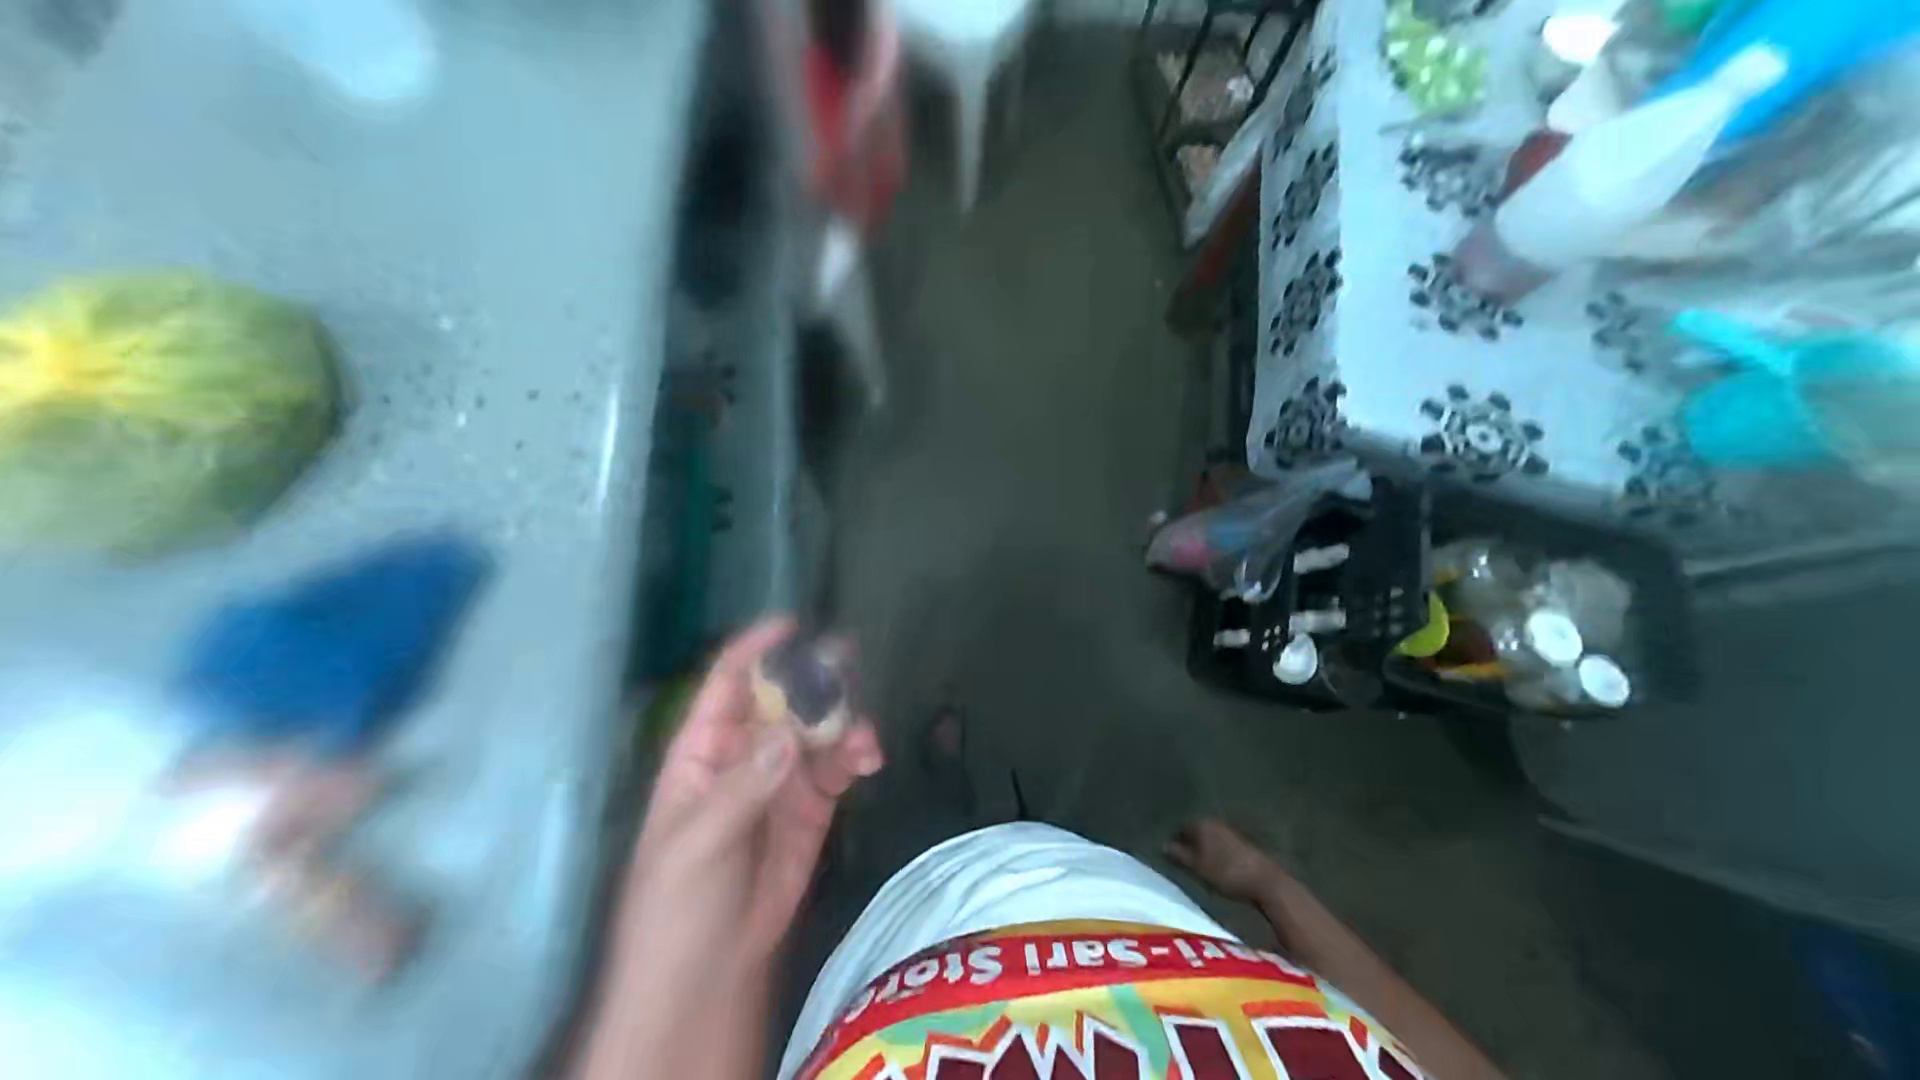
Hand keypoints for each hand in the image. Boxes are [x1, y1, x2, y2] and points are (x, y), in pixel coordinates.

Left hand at [617, 617, 883, 981]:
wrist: (708, 971)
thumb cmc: (678, 903)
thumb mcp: (699, 843)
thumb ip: (745, 786)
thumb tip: (791, 735)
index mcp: (703, 750)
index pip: (726, 685)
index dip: (754, 651)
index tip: (789, 626)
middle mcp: (745, 753)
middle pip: (782, 699)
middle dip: (813, 679)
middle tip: (848, 661)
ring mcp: (781, 778)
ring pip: (817, 729)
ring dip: (843, 721)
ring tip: (862, 736)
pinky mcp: (812, 805)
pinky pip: (838, 765)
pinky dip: (856, 754)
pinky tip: (869, 758)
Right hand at [1166, 817, 1283, 904]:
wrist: (1265, 881)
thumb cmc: (1226, 872)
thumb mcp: (1198, 867)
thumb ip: (1179, 855)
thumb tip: (1162, 844)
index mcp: (1202, 823)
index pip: (1180, 827)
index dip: (1174, 841)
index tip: (1171, 855)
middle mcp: (1215, 821)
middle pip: (1195, 830)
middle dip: (1188, 842)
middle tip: (1183, 860)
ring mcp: (1230, 830)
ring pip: (1209, 837)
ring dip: (1203, 847)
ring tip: (1199, 865)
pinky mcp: (1242, 842)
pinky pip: (1220, 843)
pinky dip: (1215, 851)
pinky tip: (1216, 864)